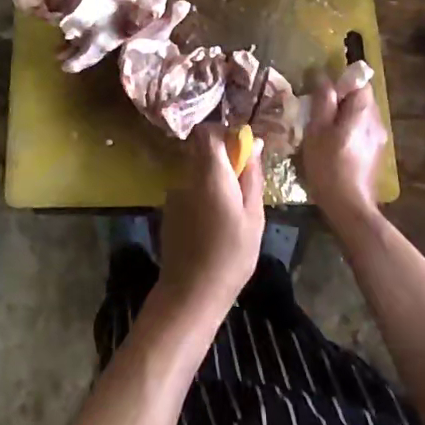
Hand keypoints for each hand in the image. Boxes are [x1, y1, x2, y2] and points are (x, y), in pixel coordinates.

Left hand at [159, 125, 264, 313]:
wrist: (190, 293)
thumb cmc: (230, 255)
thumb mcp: (253, 216)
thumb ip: (252, 176)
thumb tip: (254, 145)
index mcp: (210, 173)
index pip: (208, 131)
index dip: (225, 133)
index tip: (243, 151)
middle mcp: (187, 176)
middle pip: (200, 146)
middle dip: (221, 154)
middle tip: (241, 180)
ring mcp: (174, 192)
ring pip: (194, 167)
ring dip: (212, 175)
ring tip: (230, 206)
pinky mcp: (169, 209)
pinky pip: (188, 186)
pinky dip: (201, 191)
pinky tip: (213, 220)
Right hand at [300, 74, 386, 225]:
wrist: (349, 207)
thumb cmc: (329, 166)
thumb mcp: (317, 130)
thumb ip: (323, 101)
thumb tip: (324, 77)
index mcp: (363, 111)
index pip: (360, 81)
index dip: (342, 82)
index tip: (325, 95)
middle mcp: (376, 121)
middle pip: (362, 98)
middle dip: (342, 100)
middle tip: (320, 114)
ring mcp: (379, 139)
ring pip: (361, 115)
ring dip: (345, 117)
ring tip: (325, 132)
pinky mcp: (376, 153)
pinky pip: (363, 131)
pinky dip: (350, 131)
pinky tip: (335, 147)